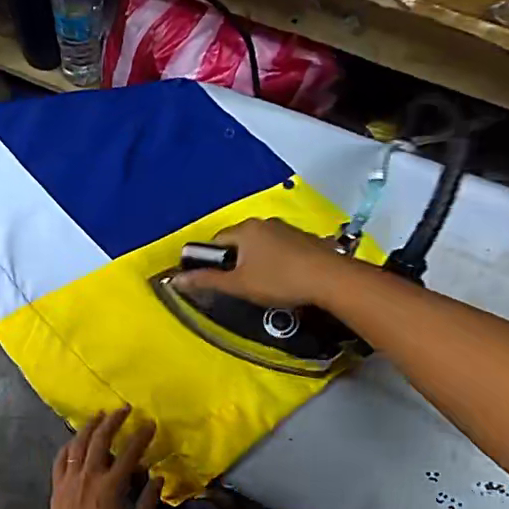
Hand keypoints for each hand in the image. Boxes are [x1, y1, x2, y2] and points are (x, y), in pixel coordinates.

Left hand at [34, 407, 161, 508]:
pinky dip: (69, 445)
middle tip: (124, 409)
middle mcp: (88, 477)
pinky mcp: (57, 487)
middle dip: (114, 420)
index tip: (150, 424)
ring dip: (90, 426)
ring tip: (99, 415)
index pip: (130, 453)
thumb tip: (158, 478)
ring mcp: (69, 480)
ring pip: (78, 443)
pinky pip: (61, 458)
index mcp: (110, 488)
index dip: (141, 436)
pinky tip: (75, 441)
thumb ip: (148, 503)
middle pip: (101, 439)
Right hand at [169, 217, 355, 308]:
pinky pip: (281, 249)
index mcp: (245, 230)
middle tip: (239, 285)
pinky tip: (285, 279)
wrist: (331, 279)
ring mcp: (288, 229)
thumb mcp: (239, 285)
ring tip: (264, 285)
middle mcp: (265, 223)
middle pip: (239, 242)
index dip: (211, 261)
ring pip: (261, 245)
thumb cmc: (279, 280)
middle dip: (235, 261)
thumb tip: (176, 280)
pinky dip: (278, 261)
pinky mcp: (306, 240)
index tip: (215, 279)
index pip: (216, 241)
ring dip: (257, 261)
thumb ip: (207, 281)